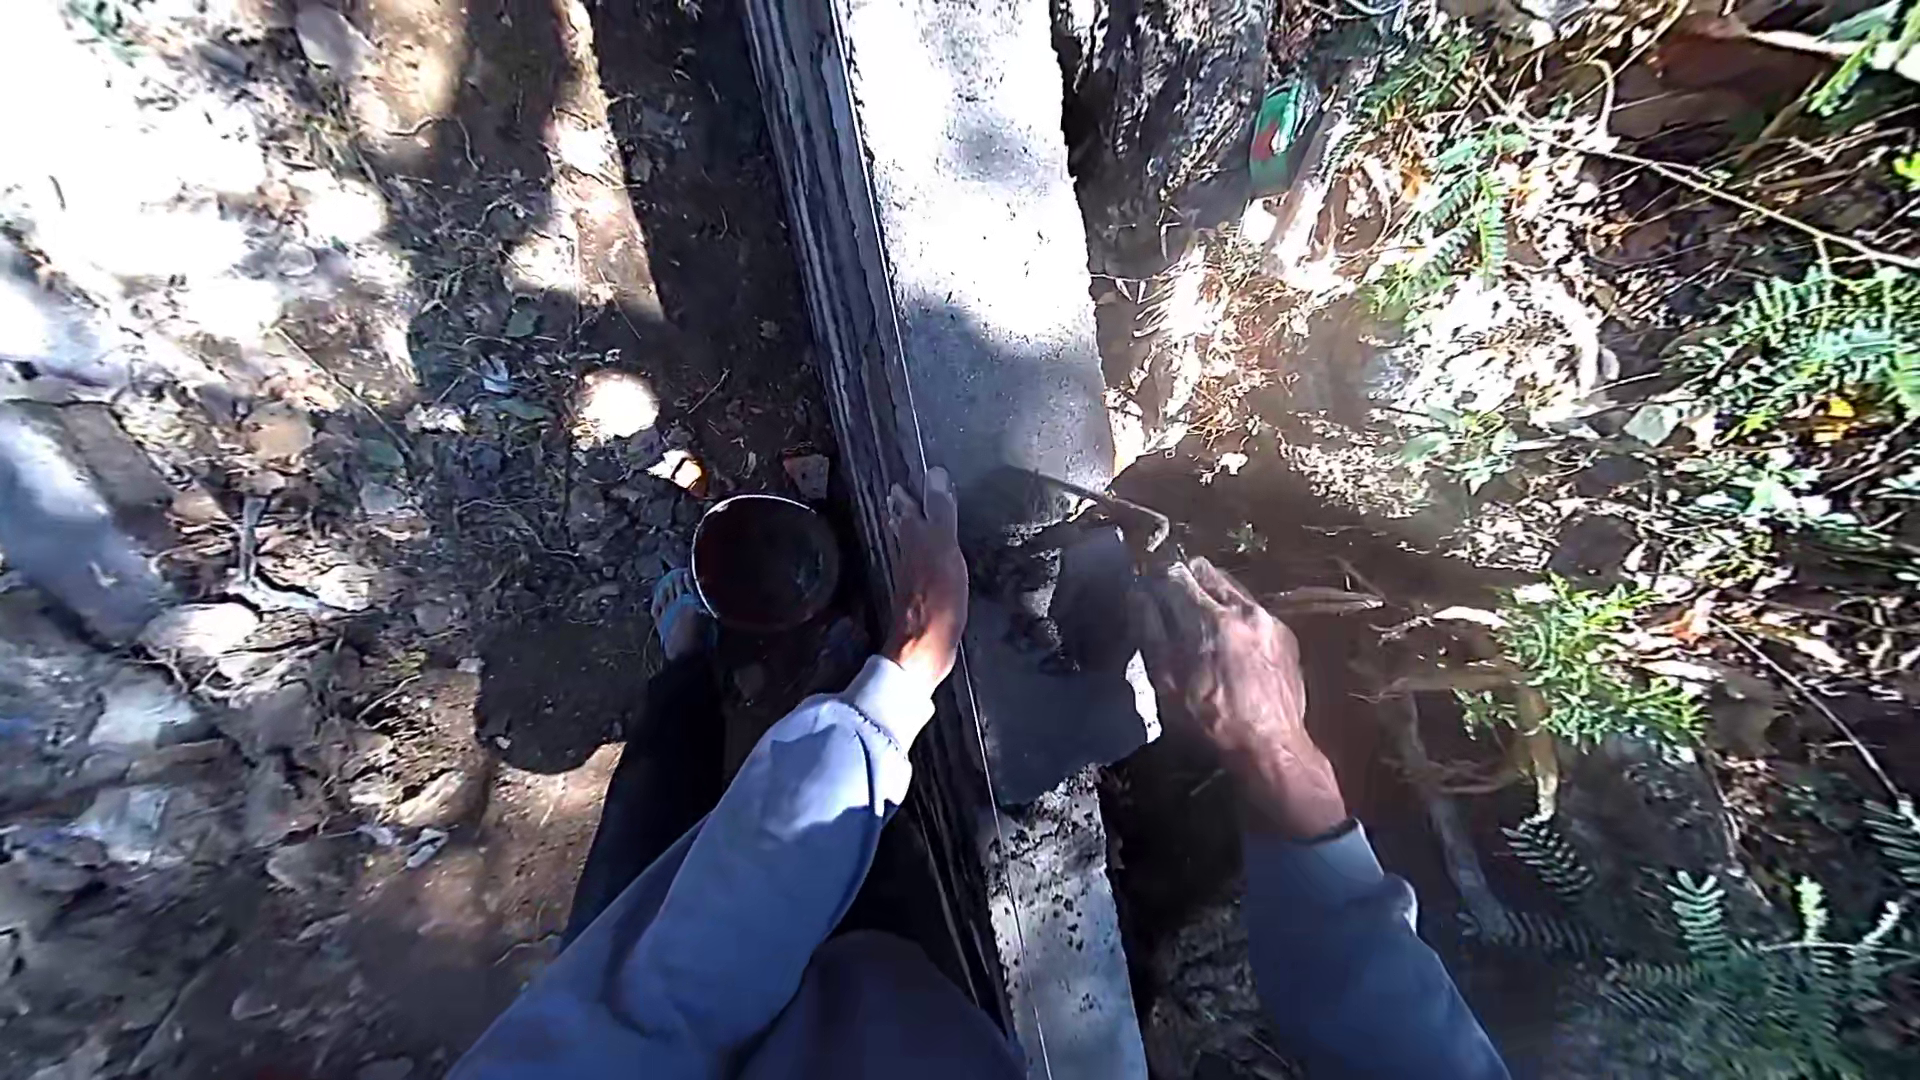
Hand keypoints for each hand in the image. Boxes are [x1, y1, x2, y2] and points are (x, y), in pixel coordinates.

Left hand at [883, 467, 968, 692]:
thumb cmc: (936, 599)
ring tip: (905, 521)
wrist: (923, 648)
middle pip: (905, 528)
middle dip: (903, 513)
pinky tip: (924, 562)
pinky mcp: (922, 599)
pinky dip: (919, 556)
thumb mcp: (943, 550)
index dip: (908, 497)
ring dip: (908, 532)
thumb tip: (935, 474)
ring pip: (908, 547)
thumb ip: (940, 513)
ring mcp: (914, 580)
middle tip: (898, 496)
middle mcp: (910, 558)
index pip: (910, 511)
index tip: (902, 482)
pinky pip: (919, 567)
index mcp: (916, 542)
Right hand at [1133, 557, 1347, 838]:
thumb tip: (1139, 595)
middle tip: (1167, 599)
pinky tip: (1223, 639)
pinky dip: (1230, 612)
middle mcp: (1243, 610)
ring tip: (1194, 620)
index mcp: (1209, 620)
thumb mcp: (1165, 679)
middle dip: (1182, 578)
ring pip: (1228, 585)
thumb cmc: (1209, 719)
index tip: (1146, 588)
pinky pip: (1249, 607)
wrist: (1270, 747)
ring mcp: (1268, 619)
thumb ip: (1150, 630)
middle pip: (1205, 570)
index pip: (1176, 574)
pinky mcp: (1284, 633)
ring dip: (1207, 592)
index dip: (1156, 577)